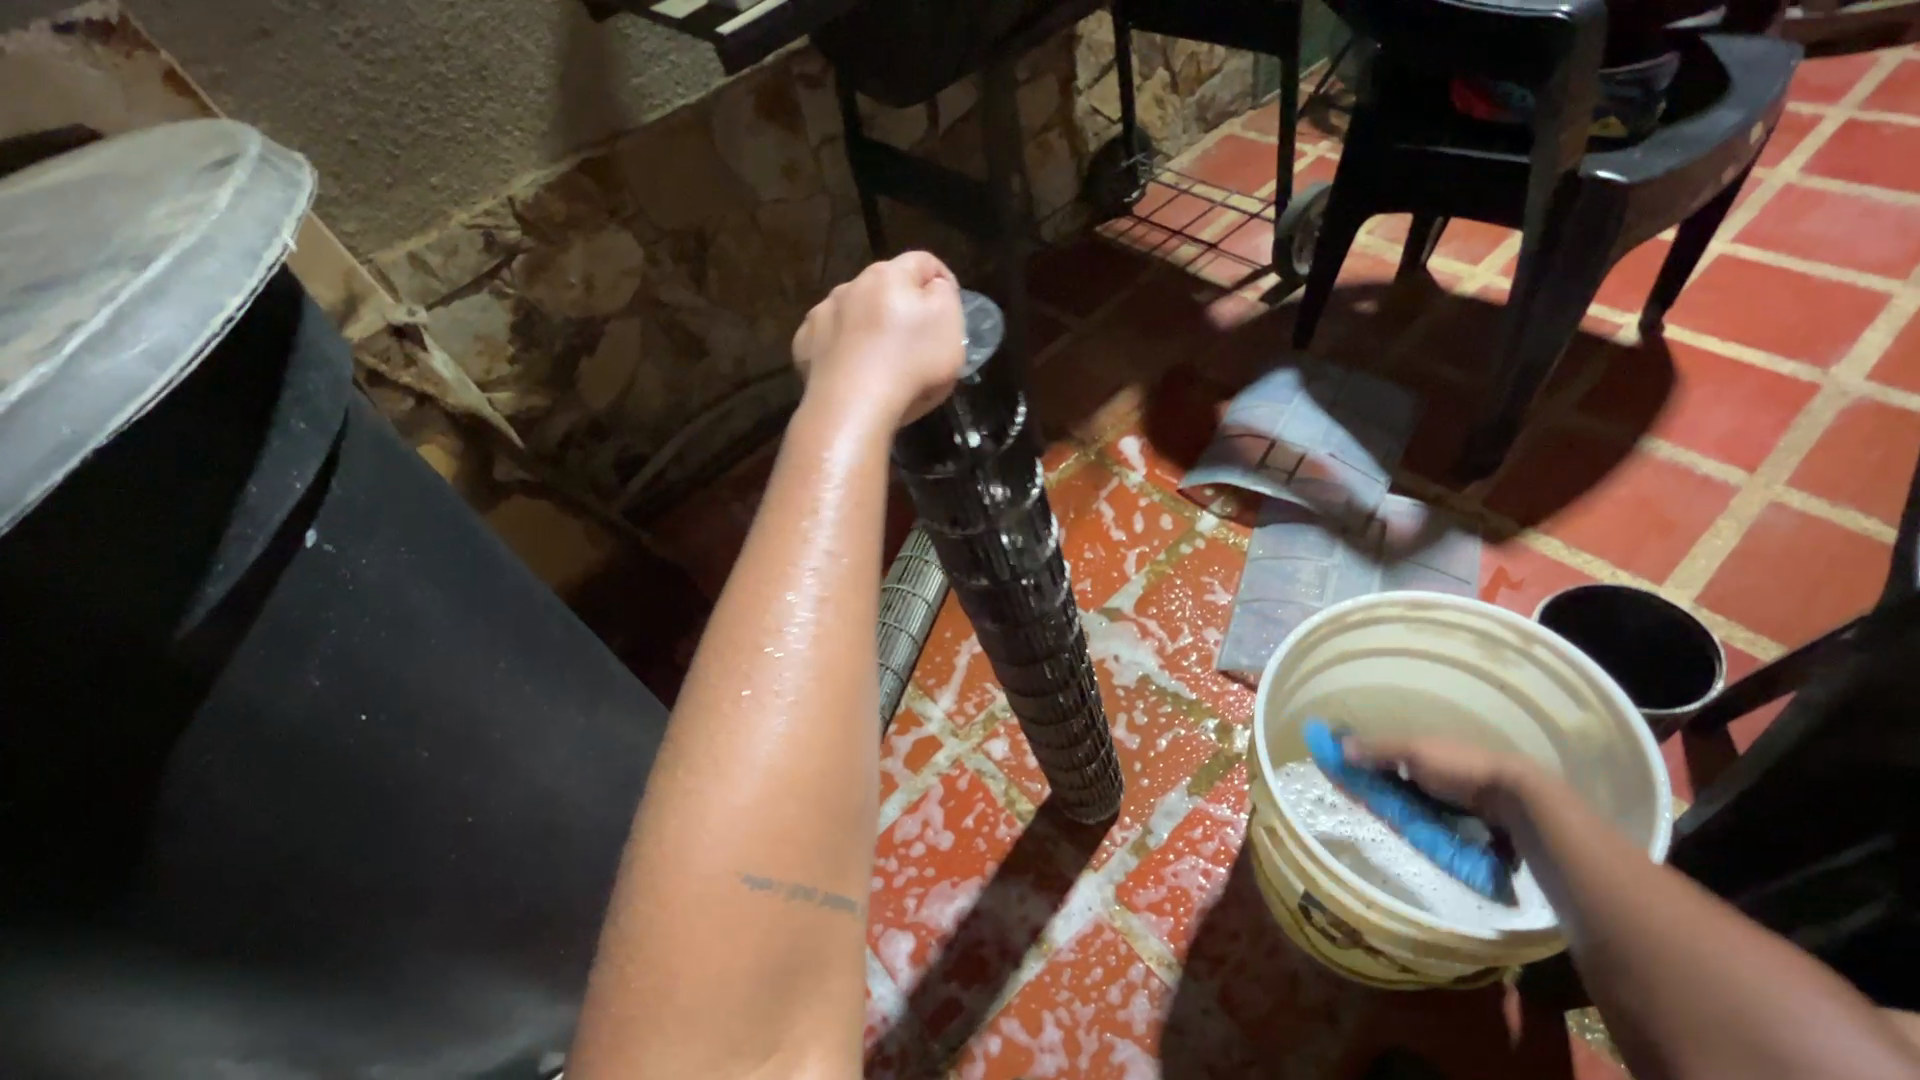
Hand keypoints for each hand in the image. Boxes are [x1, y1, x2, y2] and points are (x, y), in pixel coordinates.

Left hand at [792, 251, 965, 428]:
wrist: (852, 406)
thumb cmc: (911, 363)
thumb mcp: (951, 324)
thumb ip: (945, 295)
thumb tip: (933, 287)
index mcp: (889, 275)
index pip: (924, 262)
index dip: (944, 281)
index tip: (952, 308)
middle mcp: (851, 286)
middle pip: (885, 287)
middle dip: (902, 306)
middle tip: (918, 340)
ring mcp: (822, 315)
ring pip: (854, 312)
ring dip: (869, 325)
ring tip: (882, 360)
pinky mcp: (804, 345)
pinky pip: (829, 339)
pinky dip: (842, 348)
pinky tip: (853, 371)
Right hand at [1342, 735, 1544, 825]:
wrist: (1516, 801)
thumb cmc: (1460, 768)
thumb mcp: (1415, 752)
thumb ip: (1379, 750)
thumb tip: (1340, 747)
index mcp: (1424, 749)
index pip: (1383, 757)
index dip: (1362, 767)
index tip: (1343, 779)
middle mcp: (1438, 770)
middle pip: (1398, 784)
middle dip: (1382, 795)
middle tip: (1368, 807)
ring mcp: (1455, 798)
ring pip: (1416, 806)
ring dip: (1402, 814)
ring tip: (1393, 826)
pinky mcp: (1468, 822)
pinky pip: (1435, 825)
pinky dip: (1423, 829)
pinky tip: (1417, 837)